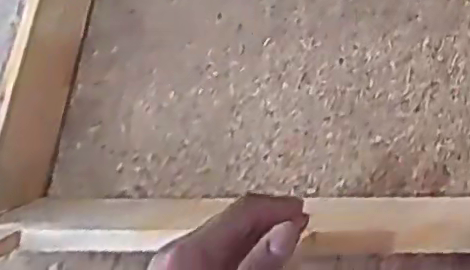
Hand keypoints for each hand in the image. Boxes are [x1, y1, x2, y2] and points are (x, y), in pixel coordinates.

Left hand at [150, 194, 307, 269]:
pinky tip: (248, 266)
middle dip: (268, 224)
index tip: (302, 216)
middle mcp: (175, 251)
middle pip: (233, 222)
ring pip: (221, 240)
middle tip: (295, 231)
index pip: (246, 207)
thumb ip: (260, 263)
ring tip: (276, 251)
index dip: (280, 207)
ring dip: (253, 242)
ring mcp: (167, 268)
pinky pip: (208, 258)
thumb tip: (290, 228)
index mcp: (189, 248)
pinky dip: (233, 257)